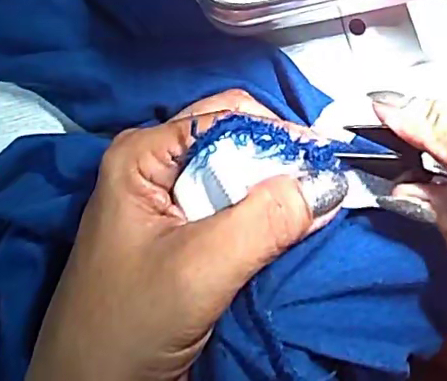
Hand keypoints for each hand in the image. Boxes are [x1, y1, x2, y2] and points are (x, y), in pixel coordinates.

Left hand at [27, 91, 336, 380]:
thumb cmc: (124, 327)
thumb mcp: (196, 272)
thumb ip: (259, 224)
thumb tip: (321, 185)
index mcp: (141, 153)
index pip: (220, 118)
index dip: (273, 132)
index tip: (321, 155)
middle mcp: (152, 162)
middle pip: (228, 137)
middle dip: (275, 156)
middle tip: (321, 178)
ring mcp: (162, 194)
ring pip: (231, 169)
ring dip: (270, 183)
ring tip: (313, 197)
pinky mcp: (176, 226)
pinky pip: (226, 200)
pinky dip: (258, 207)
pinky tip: (285, 220)